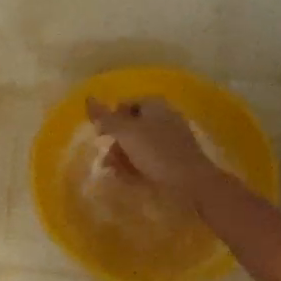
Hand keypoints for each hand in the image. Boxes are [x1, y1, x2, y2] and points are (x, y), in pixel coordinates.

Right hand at [85, 97, 228, 206]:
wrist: (191, 183)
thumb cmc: (156, 152)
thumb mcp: (126, 132)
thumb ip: (105, 117)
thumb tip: (88, 98)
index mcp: (155, 105)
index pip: (124, 105)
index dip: (110, 119)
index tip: (102, 136)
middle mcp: (164, 118)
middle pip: (131, 126)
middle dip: (116, 142)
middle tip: (108, 159)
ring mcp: (171, 139)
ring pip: (139, 144)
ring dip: (123, 157)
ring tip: (115, 172)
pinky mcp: (175, 159)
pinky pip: (150, 158)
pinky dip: (137, 166)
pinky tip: (129, 178)